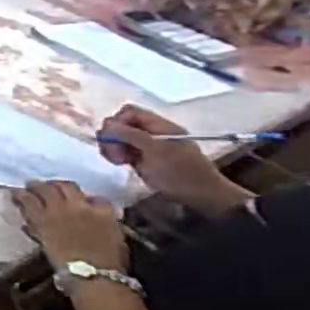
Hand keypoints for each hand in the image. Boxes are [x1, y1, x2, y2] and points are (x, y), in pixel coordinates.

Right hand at [14, 179, 126, 272]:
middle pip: (46, 187)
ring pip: (69, 186)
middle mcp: (60, 208)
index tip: (17, 193)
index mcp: (41, 217)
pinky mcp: (105, 213)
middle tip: (37, 187)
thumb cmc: (65, 263)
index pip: (25, 197)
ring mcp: (83, 208)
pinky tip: (90, 203)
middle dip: (39, 185)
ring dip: (61, 186)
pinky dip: (93, 199)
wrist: (96, 276)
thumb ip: (36, 225)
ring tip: (61, 189)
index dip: (20, 193)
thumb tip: (29, 215)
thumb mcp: (43, 241)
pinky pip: (98, 199)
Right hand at [98, 104, 250, 214]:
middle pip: (121, 124)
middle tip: (114, 152)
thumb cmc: (180, 173)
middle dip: (112, 136)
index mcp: (160, 127)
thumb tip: (107, 124)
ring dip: (112, 147)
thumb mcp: (155, 151)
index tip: (112, 136)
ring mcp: (147, 146)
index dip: (117, 121)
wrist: (202, 196)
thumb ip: (130, 135)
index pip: (130, 112)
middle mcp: (152, 133)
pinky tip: (120, 163)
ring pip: (118, 137)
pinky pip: (121, 149)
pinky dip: (116, 154)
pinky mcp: (142, 158)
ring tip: (117, 160)